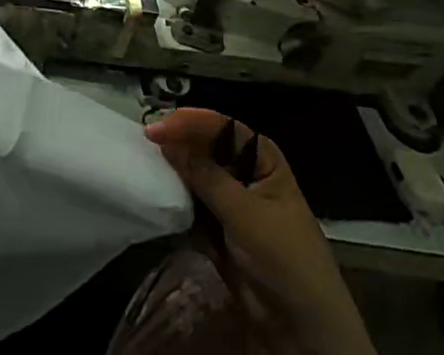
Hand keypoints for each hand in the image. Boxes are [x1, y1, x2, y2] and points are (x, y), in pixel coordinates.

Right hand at [146, 109, 373, 353]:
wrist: (299, 321)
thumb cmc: (284, 255)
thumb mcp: (246, 213)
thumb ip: (207, 177)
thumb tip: (170, 144)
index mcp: (261, 156)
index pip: (221, 127)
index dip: (189, 123)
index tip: (156, 129)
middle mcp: (244, 170)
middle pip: (205, 147)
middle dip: (178, 143)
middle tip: (144, 143)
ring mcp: (229, 198)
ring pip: (194, 174)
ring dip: (174, 171)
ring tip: (145, 165)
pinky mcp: (217, 226)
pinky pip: (191, 203)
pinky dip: (176, 199)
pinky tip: (157, 193)